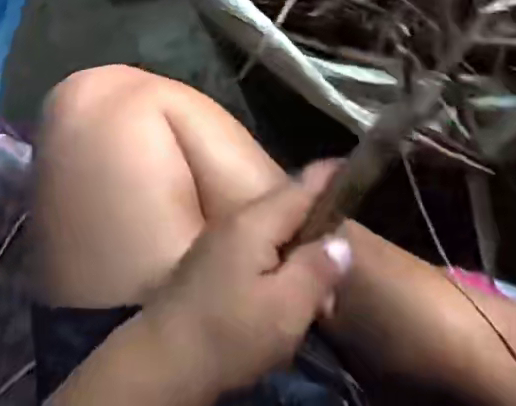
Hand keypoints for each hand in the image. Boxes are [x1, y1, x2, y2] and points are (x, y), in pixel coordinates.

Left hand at [137, 163, 353, 397]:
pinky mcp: (213, 263)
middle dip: (319, 232)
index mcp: (252, 222)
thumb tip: (341, 239)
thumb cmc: (230, 331)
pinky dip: (281, 269)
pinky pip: (258, 252)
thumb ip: (315, 270)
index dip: (325, 177)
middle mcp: (234, 222)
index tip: (348, 162)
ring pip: (273, 235)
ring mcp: (219, 241)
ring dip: (301, 257)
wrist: (168, 354)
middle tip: (344, 274)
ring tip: (321, 302)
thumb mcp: (285, 308)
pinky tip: (289, 300)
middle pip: (286, 212)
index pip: (296, 189)